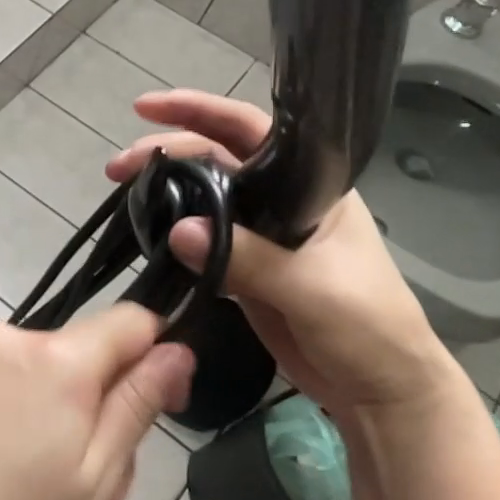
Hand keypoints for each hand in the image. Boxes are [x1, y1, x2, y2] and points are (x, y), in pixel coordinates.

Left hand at [0, 306, 193, 499]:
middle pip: (91, 354)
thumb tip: (177, 350)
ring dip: (72, 425)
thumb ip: (136, 406)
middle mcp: (13, 339)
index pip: (132, 320)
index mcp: (56, 357)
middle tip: (105, 488)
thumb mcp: (92, 477)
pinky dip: (35, 421)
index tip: (163, 411)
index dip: (160, 357)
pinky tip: (23, 481)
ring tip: (63, 497)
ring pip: (55, 376)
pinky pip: (17, 385)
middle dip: (110, 410)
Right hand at [105, 89, 465, 422]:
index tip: (148, 107)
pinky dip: (171, 232)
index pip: (251, 131)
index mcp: (313, 187)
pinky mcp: (246, 269)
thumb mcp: (312, 288)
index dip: (200, 111)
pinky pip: (201, 240)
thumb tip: (177, 230)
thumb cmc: (368, 328)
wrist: (381, 392)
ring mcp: (263, 236)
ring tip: (121, 192)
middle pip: (216, 161)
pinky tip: (143, 231)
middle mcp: (284, 202)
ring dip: (163, 191)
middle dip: (167, 154)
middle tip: (118, 166)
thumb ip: (246, 257)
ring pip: (204, 198)